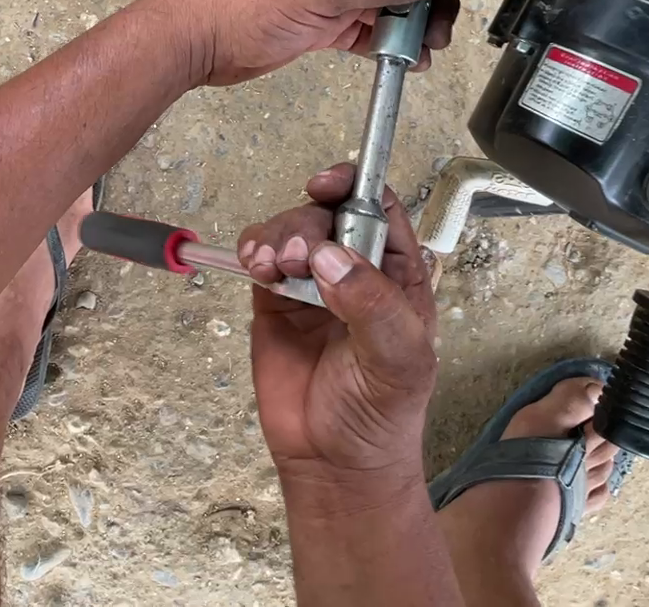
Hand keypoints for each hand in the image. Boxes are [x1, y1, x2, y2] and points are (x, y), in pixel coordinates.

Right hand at [242, 164, 437, 482]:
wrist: (331, 462)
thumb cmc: (380, 412)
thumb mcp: (396, 360)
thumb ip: (372, 306)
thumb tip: (329, 257)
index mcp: (396, 273)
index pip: (379, 208)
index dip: (354, 186)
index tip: (324, 186)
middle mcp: (353, 268)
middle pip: (326, 214)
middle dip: (305, 224)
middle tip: (294, 258)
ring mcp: (311, 281)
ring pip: (289, 229)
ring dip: (274, 236)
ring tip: (268, 266)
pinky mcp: (273, 298)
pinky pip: (259, 254)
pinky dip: (252, 249)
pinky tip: (254, 265)